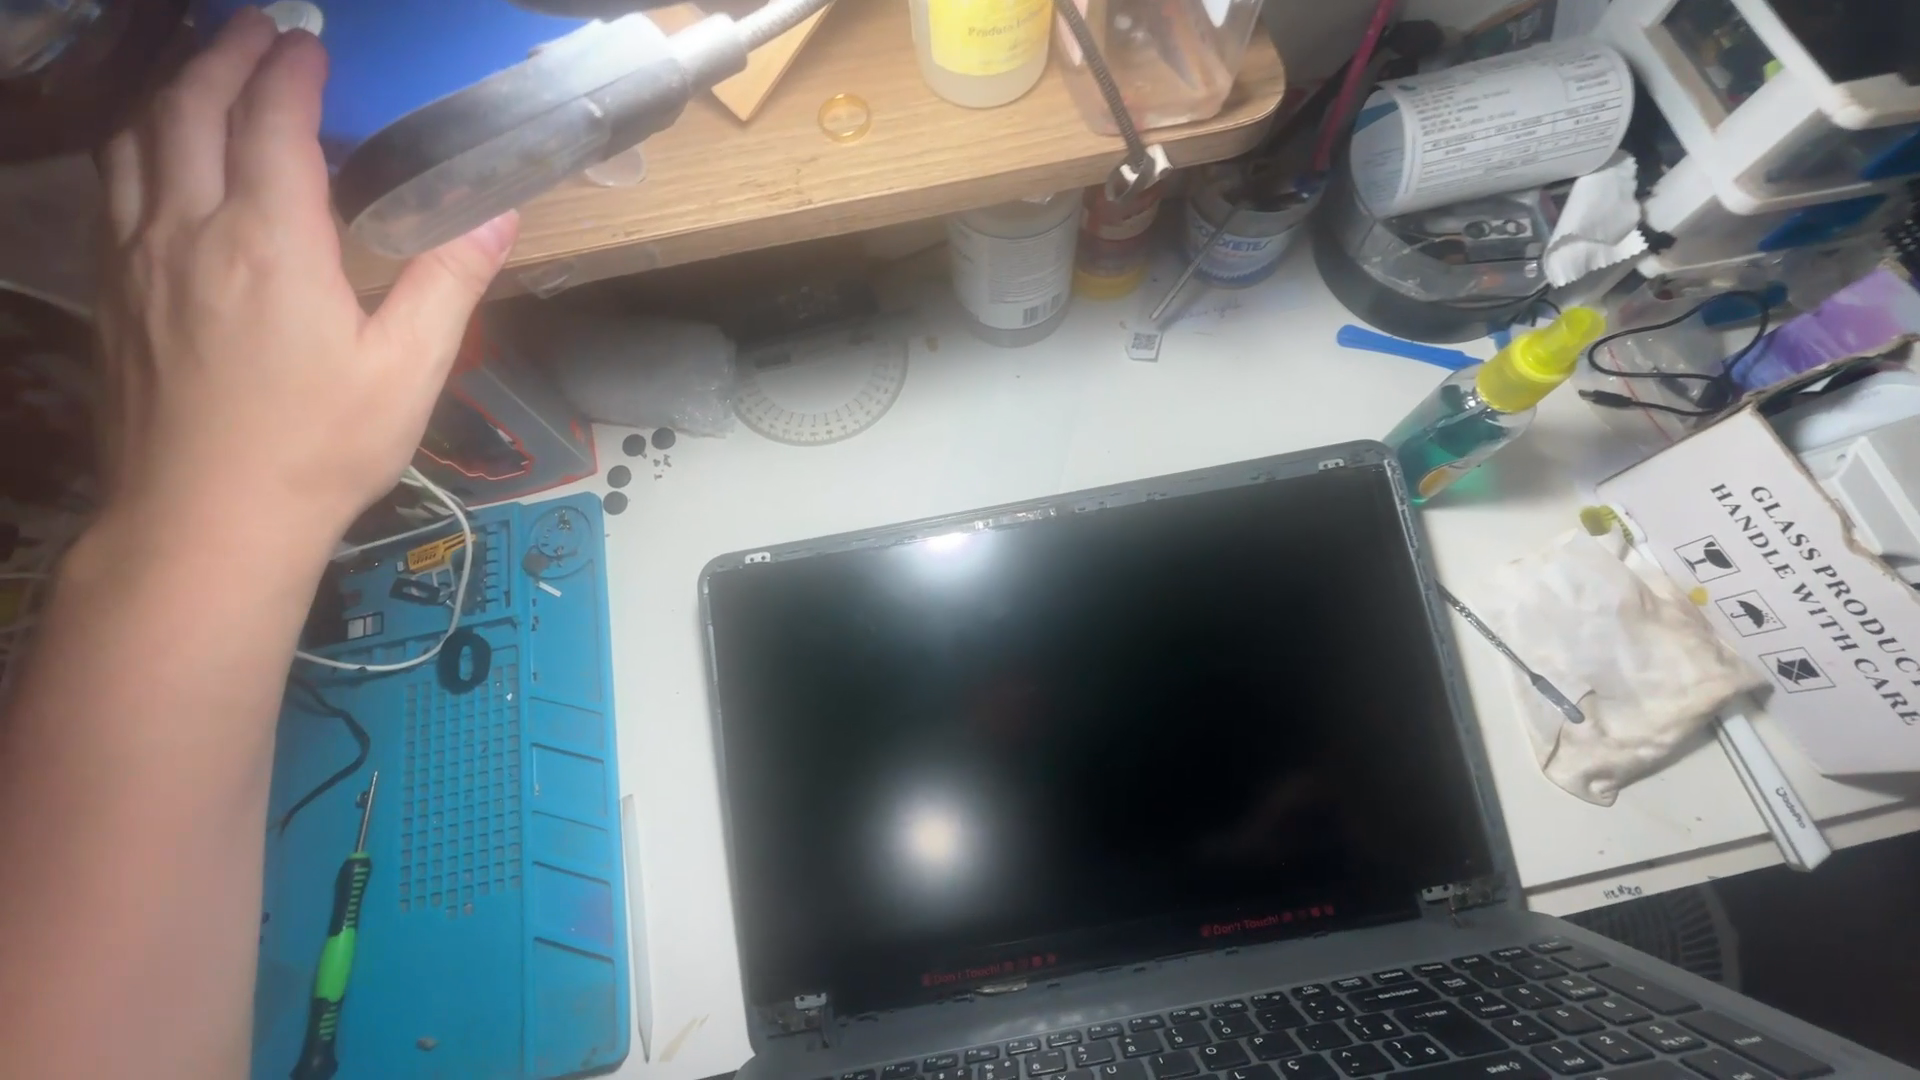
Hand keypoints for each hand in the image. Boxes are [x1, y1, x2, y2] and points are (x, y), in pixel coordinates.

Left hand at [93, 7, 517, 545]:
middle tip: (259, 32)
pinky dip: (139, 140)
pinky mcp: (112, 289)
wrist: (211, 514)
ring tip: (208, 70)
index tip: (313, 44)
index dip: (291, 75)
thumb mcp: (411, 369)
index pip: (272, 127)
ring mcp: (136, 257)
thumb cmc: (326, 443)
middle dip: (223, 58)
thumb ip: (449, 282)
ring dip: (172, 87)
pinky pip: (113, 184)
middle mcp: (189, 231)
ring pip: (137, 138)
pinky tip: (160, 150)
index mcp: (271, 246)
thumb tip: (497, 214)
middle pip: (189, 111)